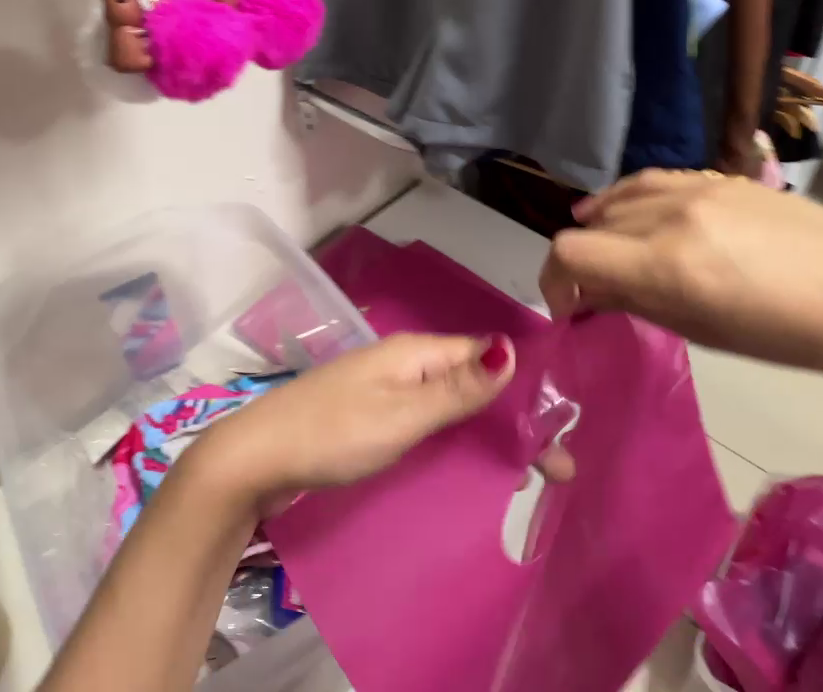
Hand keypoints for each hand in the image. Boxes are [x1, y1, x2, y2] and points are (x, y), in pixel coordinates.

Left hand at [195, 333, 573, 515]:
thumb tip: (513, 348)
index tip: (566, 426)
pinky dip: (455, 439)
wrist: (256, 459)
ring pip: (450, 404)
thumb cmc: (333, 433)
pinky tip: (471, 464)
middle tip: (555, 468)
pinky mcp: (371, 419)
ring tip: (529, 472)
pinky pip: (426, 421)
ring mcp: (385, 391)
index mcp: (414, 352)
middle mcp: (403, 364)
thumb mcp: (401, 414)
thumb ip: (457, 388)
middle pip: (471, 381)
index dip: (527, 385)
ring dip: (488, 430)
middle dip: (513, 416)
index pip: (485, 355)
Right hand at [539, 169, 822, 385]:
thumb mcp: (706, 332)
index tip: (571, 308)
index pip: (570, 254)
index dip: (555, 283)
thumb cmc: (796, 339)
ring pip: (616, 198)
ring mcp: (698, 189)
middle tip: (596, 295)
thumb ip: (636, 302)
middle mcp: (673, 217)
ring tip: (608, 255)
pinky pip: (652, 181)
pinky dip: (628, 200)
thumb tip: (588, 292)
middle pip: (589, 227)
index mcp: (668, 265)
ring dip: (601, 229)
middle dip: (580, 263)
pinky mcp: (721, 178)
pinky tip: (628, 214)